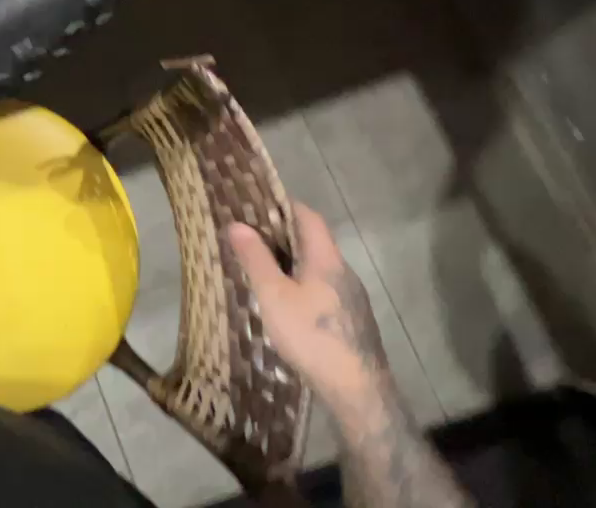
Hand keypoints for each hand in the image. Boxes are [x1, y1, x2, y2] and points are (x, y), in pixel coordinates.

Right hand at [226, 205, 390, 419]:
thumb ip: (256, 259)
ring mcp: (352, 298)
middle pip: (314, 241)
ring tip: (262, 268)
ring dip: (292, 261)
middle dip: (283, 234)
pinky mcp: (353, 320)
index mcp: (327, 260)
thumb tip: (237, 224)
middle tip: (250, 236)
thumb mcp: (273, 295)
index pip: (309, 217)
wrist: (358, 392)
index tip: (257, 203)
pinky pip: (324, 288)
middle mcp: (344, 272)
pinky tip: (286, 302)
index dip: (285, 205)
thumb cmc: (312, 336)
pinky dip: (302, 283)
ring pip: (319, 267)